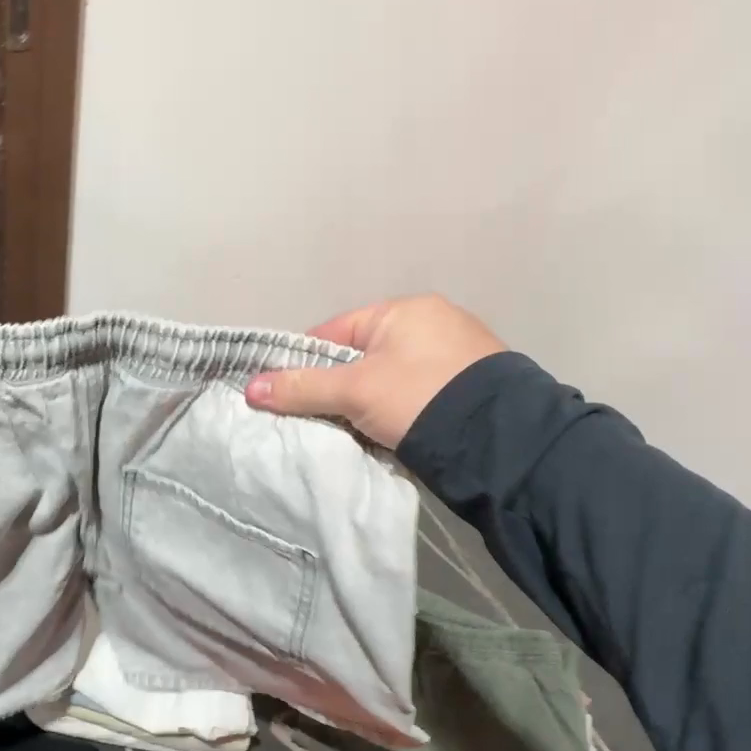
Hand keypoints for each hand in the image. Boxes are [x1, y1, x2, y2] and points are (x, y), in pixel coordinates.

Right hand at [244, 294, 506, 447]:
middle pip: (356, 357)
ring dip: (362, 402)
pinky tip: (383, 431)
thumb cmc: (420, 397)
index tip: (285, 395)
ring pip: (382, 378)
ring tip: (349, 429)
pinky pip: (408, 394)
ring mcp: (452, 354)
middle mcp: (430, 323)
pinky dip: (390, 411)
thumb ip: (301, 388)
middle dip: (333, 387)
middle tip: (315, 417)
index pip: (332, 333)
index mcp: (403, 310)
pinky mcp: (465, 386)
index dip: (303, 364)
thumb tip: (250, 389)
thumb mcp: (353, 391)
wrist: (499, 440)